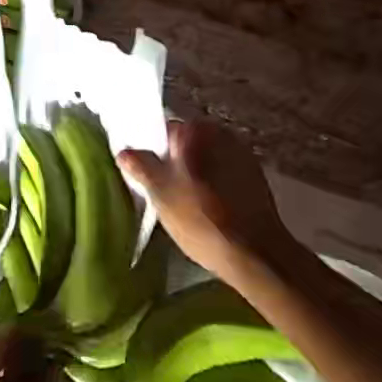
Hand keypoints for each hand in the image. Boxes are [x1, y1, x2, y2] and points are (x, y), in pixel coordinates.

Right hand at [118, 120, 298, 286]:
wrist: (253, 251)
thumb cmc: (200, 219)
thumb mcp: (160, 194)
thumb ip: (141, 166)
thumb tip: (125, 151)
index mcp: (195, 130)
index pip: (163, 131)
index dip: (152, 154)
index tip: (146, 177)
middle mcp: (221, 132)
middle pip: (187, 144)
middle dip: (176, 163)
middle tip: (165, 194)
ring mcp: (241, 152)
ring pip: (207, 159)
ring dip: (197, 173)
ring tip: (188, 205)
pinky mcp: (255, 174)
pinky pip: (225, 171)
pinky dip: (216, 183)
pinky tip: (211, 208)